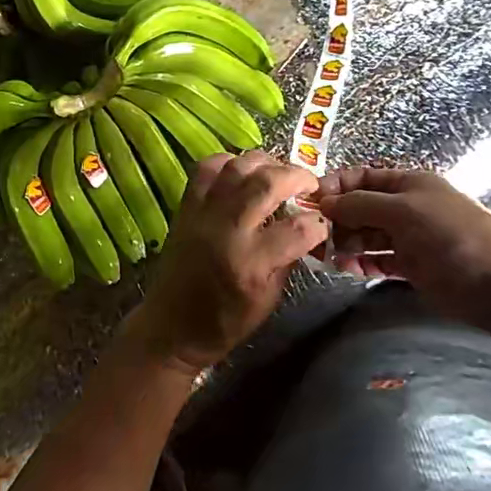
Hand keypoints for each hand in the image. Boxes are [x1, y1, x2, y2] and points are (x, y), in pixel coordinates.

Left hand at [124, 151, 327, 375]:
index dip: (318, 223)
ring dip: (266, 163)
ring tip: (279, 172)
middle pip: (268, 183)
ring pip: (239, 166)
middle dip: (297, 177)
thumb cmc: (222, 322)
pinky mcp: (187, 205)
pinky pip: (208, 167)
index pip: (297, 229)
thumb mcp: (268, 301)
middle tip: (309, 184)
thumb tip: (306, 229)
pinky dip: (230, 162)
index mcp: (250, 263)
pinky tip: (243, 172)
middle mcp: (227, 230)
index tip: (321, 224)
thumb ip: (288, 259)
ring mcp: (204, 213)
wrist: (169, 328)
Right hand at [315, 168, 490, 322]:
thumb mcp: (403, 209)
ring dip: (345, 242)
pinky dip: (361, 262)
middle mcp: (405, 206)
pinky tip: (345, 268)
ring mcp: (409, 237)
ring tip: (323, 254)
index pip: (362, 177)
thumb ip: (361, 204)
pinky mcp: (412, 266)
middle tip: (311, 235)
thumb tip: (323, 201)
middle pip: (361, 207)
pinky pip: (378, 260)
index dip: (336, 186)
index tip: (309, 201)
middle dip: (336, 218)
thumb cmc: (450, 233)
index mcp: (407, 182)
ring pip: (367, 235)